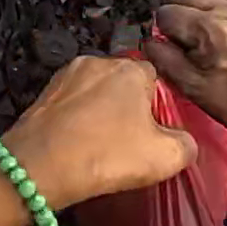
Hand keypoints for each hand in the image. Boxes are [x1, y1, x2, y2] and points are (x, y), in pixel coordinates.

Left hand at [0, 55, 195, 207]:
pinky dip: (77, 116)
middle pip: (122, 82)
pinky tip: (78, 140)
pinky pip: (71, 101)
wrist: (40, 164)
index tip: (155, 130)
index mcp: (129, 68)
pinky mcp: (44, 91)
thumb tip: (182, 139)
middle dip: (128, 105)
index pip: (155, 78)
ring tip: (102, 143)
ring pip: (94, 91)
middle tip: (130, 139)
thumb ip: (186, 143)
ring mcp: (65, 74)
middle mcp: (95, 61)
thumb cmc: (108, 154)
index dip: (158, 104)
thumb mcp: (167, 157)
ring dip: (100, 111)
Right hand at [142, 0, 226, 153]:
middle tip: (183, 39)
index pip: (166, 13)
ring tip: (198, 29)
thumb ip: (160, 55)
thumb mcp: (187, 84)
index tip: (172, 47)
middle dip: (176, 14)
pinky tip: (217, 22)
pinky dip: (216, 2)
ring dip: (194, 6)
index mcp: (211, 29)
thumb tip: (150, 39)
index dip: (162, 31)